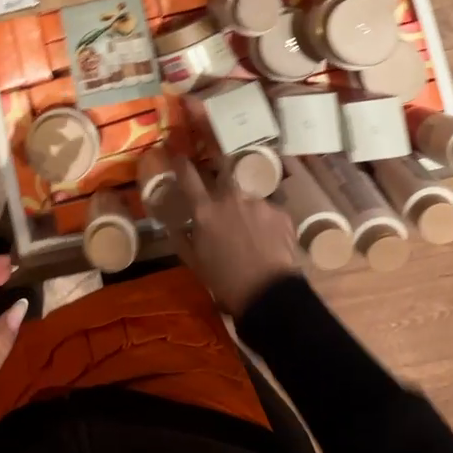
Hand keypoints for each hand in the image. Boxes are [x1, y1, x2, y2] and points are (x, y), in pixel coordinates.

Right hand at [162, 152, 301, 316]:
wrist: (270, 294)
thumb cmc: (225, 282)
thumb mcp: (195, 262)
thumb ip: (182, 238)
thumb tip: (173, 225)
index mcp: (205, 210)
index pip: (188, 175)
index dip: (181, 164)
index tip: (179, 158)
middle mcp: (230, 197)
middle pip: (223, 168)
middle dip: (219, 167)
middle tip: (220, 179)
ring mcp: (257, 202)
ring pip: (247, 194)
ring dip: (244, 204)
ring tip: (250, 226)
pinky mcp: (279, 212)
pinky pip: (268, 210)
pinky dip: (265, 220)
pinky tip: (268, 238)